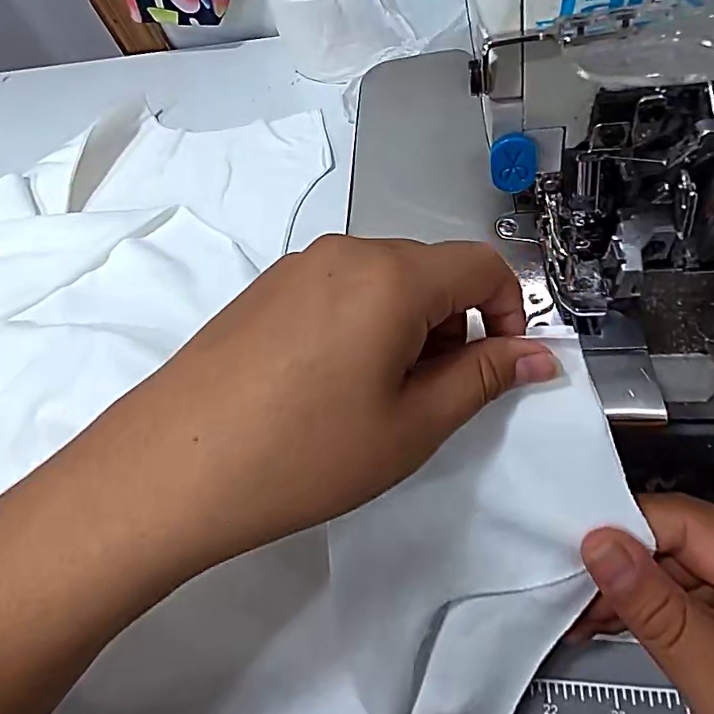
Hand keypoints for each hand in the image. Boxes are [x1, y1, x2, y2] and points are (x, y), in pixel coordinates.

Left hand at [81, 235, 559, 567]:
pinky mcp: (269, 284)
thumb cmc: (305, 451)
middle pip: (431, 269)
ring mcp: (301, 263)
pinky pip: (341, 285)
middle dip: (454, 323)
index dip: (508, 311)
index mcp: (391, 274)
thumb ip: (483, 377)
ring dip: (408, 323)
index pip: (482, 265)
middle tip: (430, 394)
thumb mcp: (411, 424)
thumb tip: (539, 354)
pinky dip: (364, 319)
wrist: (174, 463)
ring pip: (386, 278)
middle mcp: (347, 251)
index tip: (497, 366)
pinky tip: (329, 379)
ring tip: (376, 393)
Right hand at [576, 494, 713, 713]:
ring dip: (627, 590)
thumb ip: (665, 619)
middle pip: (680, 542)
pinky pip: (684, 602)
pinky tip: (610, 620)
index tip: (578, 543)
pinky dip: (644, 613)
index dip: (629, 527)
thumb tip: (605, 546)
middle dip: (623, 563)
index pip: (691, 521)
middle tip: (572, 582)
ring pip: (675, 570)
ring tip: (583, 609)